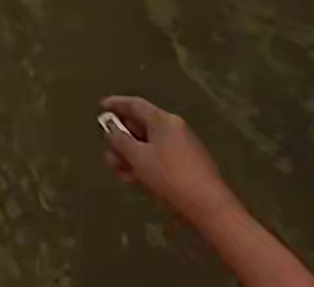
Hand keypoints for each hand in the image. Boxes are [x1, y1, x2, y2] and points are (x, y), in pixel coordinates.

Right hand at [100, 95, 239, 224]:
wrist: (211, 211)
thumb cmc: (171, 177)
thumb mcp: (136, 156)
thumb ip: (119, 139)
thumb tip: (111, 130)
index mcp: (164, 120)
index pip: (134, 104)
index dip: (115, 104)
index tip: (102, 107)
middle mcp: (175, 129)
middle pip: (141, 126)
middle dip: (121, 138)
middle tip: (109, 149)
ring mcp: (185, 148)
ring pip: (149, 145)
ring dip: (131, 155)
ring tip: (119, 169)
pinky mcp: (191, 168)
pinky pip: (161, 158)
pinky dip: (146, 164)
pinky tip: (136, 178)